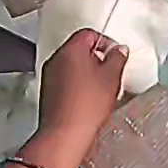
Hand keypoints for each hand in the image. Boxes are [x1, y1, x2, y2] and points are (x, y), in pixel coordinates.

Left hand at [38, 28, 128, 143]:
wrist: (66, 133)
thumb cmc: (87, 104)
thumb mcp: (112, 77)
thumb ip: (118, 58)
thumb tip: (119, 50)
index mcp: (71, 50)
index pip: (88, 34)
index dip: (105, 41)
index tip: (116, 54)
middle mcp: (56, 59)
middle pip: (79, 49)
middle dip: (96, 58)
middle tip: (110, 71)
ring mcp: (49, 76)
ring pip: (71, 66)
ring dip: (87, 73)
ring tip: (102, 88)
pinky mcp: (48, 93)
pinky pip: (65, 81)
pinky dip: (77, 85)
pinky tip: (89, 100)